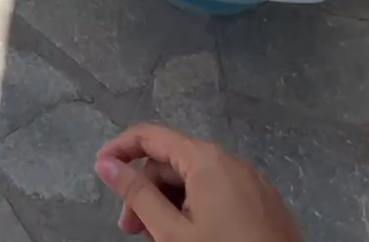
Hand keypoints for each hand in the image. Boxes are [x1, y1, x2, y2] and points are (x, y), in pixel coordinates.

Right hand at [93, 124, 301, 241]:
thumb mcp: (172, 233)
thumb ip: (136, 194)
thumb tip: (104, 163)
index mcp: (206, 160)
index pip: (148, 136)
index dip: (118, 150)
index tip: (100, 172)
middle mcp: (231, 163)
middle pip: (171, 164)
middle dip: (146, 192)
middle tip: (131, 229)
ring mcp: (254, 187)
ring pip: (195, 184)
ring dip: (169, 207)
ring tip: (159, 240)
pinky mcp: (268, 211)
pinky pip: (220, 198)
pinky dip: (196, 212)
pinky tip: (190, 239)